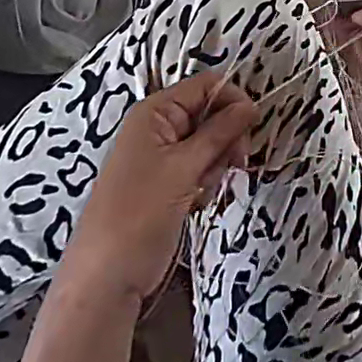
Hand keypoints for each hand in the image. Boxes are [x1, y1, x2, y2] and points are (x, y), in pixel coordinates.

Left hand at [61, 73, 256, 303]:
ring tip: (201, 191)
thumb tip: (249, 105)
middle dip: (224, 139)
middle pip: (209, 115)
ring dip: (215, 166)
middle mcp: (158, 126)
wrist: (108, 274)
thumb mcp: (183, 168)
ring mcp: (161, 155)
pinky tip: (196, 203)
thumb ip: (218, 133)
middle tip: (232, 164)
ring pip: (208, 145)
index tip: (253, 128)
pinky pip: (198, 169)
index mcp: (155, 111)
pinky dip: (204, 183)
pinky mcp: (167, 183)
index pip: (204, 86)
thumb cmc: (141, 213)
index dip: (232, 100)